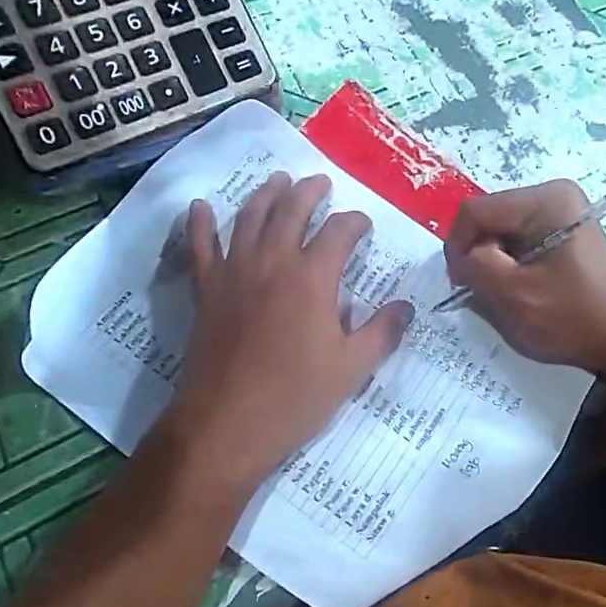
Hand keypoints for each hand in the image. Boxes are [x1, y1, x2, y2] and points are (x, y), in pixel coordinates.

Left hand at [159, 172, 414, 493]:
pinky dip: (199, 224)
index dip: (354, 223)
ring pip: (249, 219)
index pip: (338, 232)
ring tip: (278, 181)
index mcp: (313, 279)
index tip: (362, 225)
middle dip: (309, 192)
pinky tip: (199, 206)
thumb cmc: (295, 398)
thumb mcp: (352, 368)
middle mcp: (272, 263)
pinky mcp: (205, 291)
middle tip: (320, 183)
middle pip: (291, 211)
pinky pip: (200, 247)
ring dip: (265, 195)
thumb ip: (382, 332)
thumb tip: (406, 307)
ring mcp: (233, 274)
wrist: (226, 425)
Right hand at [444, 180, 605, 370]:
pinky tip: (523, 290)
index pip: (474, 212)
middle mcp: (553, 195)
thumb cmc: (572, 319)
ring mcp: (559, 212)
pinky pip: (518, 241)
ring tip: (507, 295)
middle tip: (484, 293)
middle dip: (478, 256)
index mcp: (545, 200)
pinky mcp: (562, 231)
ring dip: (494, 264)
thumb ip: (475, 267)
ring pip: (500, 232)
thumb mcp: (513, 296)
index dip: (458, 248)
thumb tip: (464, 258)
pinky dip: (510, 266)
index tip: (461, 285)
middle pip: (488, 219)